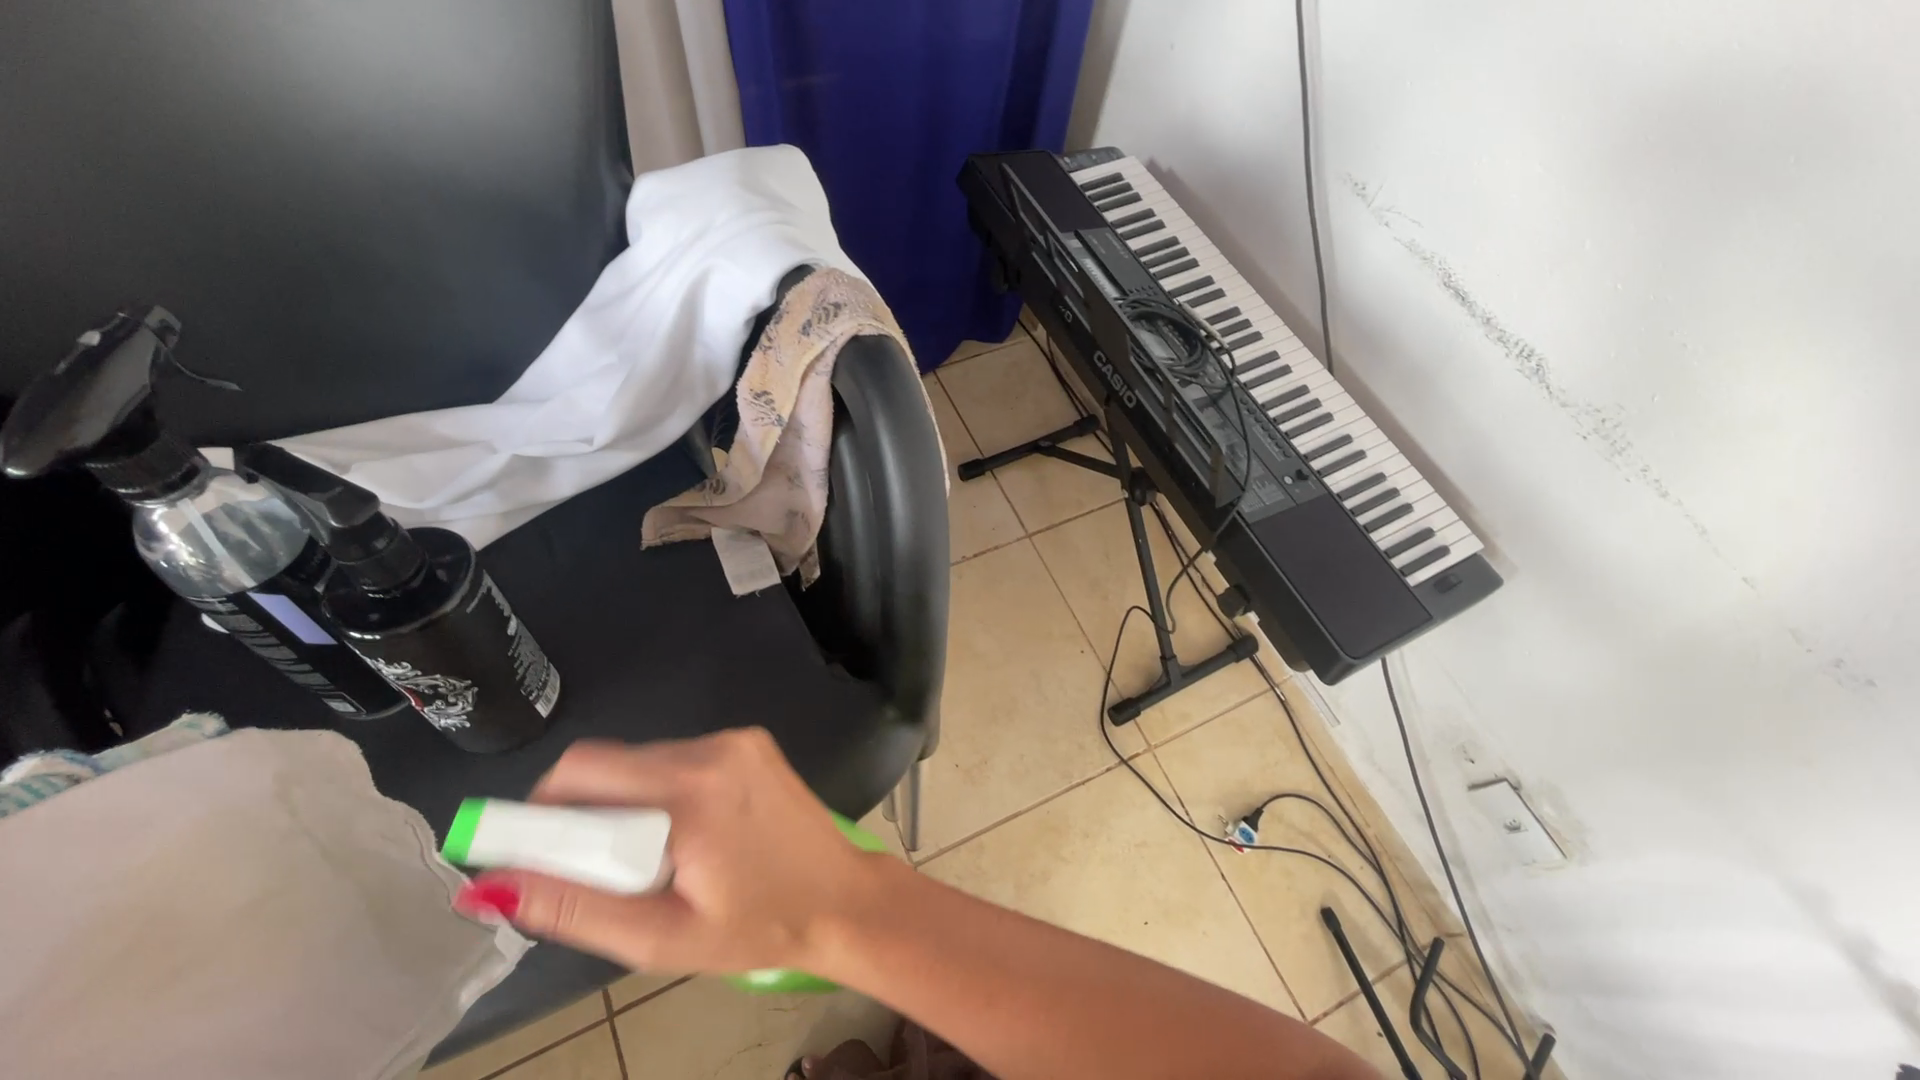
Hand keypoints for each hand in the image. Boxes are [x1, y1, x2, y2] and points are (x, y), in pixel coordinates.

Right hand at [453, 728, 887, 975]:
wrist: (846, 901)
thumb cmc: (759, 929)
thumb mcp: (659, 936)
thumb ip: (572, 907)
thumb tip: (488, 886)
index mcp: (690, 793)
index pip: (583, 772)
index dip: (543, 809)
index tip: (535, 851)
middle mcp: (713, 750)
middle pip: (611, 762)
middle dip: (584, 811)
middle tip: (599, 868)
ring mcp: (738, 740)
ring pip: (644, 759)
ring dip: (627, 801)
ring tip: (651, 859)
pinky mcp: (753, 742)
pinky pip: (680, 757)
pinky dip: (663, 790)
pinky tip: (686, 835)